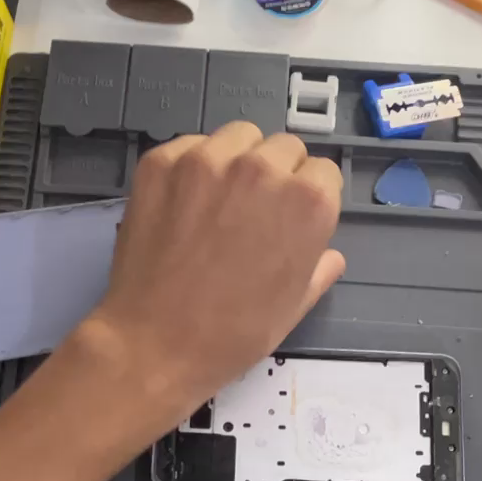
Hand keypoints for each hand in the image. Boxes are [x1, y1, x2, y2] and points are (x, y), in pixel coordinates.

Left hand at [75, 121, 345, 419]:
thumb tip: (327, 253)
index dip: (308, 198)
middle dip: (276, 175)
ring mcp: (207, 160)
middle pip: (284, 148)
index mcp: (308, 203)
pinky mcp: (161, 161)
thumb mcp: (293, 308)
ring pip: (239, 137)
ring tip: (219, 200)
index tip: (289, 221)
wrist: (154, 343)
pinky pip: (191, 145)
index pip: (322, 173)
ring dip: (237, 160)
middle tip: (253, 214)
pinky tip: (184, 204)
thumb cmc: (231, 335)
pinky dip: (193, 167)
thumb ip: (318, 268)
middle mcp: (263, 168)